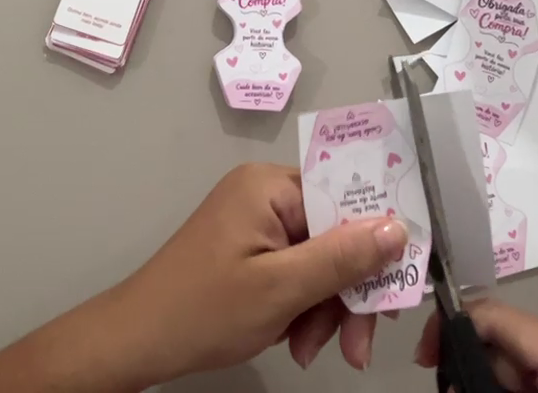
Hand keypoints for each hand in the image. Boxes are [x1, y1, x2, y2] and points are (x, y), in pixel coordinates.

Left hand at [104, 163, 407, 384]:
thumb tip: (398, 228)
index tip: (398, 287)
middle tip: (357, 346)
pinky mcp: (251, 249)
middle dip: (346, 292)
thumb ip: (342, 258)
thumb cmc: (206, 308)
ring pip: (318, 259)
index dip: (375, 241)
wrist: (139, 339)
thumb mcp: (281, 288)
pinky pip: (296, 270)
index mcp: (270, 186)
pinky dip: (303, 307)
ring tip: (312, 351)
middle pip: (334, 234)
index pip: (344, 199)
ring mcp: (256, 222)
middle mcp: (265, 194)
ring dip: (325, 308)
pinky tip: (297, 341)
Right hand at [415, 298, 537, 392]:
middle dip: (473, 365)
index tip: (424, 359)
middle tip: (448, 392)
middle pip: (509, 340)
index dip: (453, 326)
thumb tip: (450, 379)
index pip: (498, 315)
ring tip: (468, 392)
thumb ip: (491, 388)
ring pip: (524, 363)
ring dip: (495, 385)